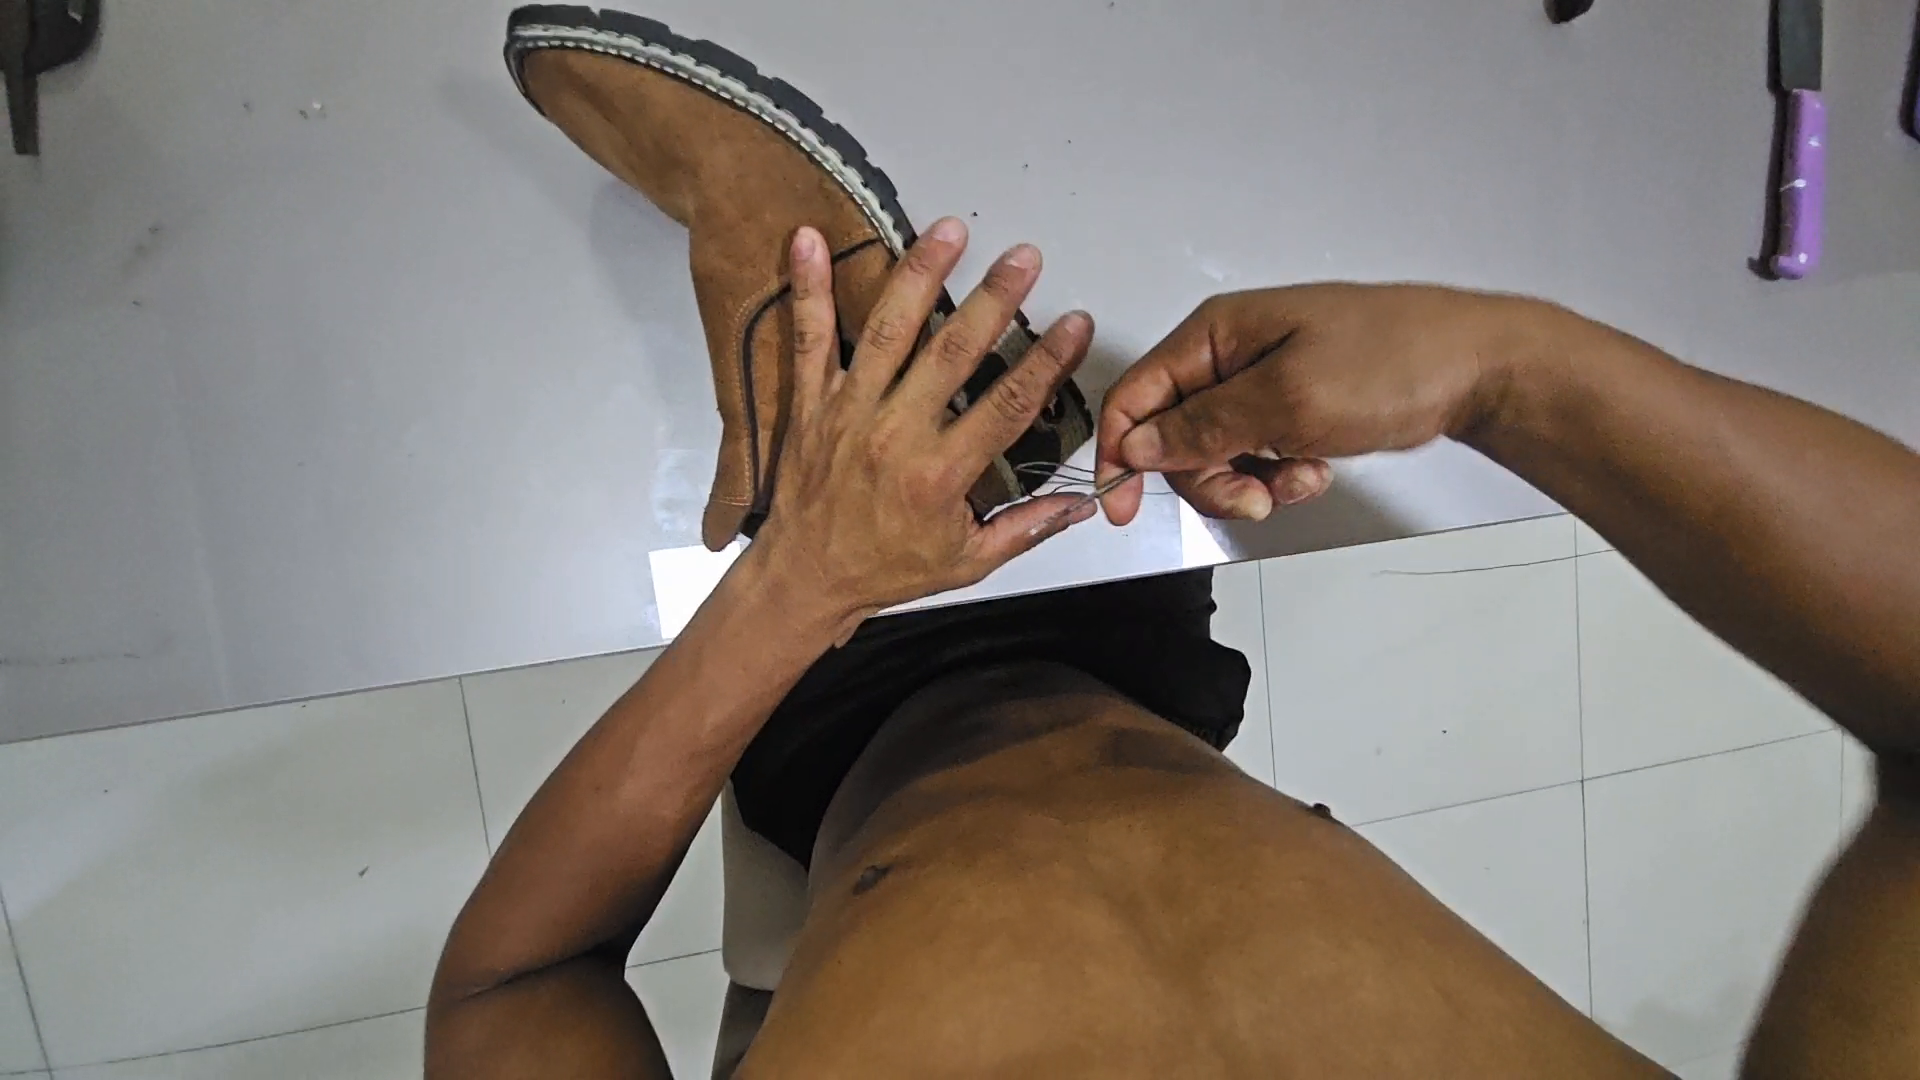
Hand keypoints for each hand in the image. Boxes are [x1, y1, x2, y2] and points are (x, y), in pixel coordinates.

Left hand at [748, 218, 1097, 634]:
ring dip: (920, 274)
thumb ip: (1027, 528)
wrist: (805, 578)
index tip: (1076, 323)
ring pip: (889, 330)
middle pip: (953, 352)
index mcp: (941, 472)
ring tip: (950, 229)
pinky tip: (807, 240)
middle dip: (995, 299)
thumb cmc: (886, 570)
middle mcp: (897, 432)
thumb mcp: (967, 562)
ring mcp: (849, 411)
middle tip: (1024, 257)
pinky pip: (808, 339)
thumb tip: (1083, 504)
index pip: (1009, 404)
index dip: (1048, 360)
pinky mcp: (812, 403)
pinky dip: (808, 289)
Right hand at [1096, 284, 1529, 524]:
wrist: (1481, 370)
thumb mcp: (1285, 398)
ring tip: (1294, 481)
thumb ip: (1200, 426)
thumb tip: (1134, 446)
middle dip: (1204, 478)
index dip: (1119, 452)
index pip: (1134, 396)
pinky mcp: (1279, 409)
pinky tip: (1311, 469)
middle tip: (1251, 498)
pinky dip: (1272, 478)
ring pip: (1207, 455)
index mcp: (1212, 335)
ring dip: (1243, 483)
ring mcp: (1253, 385)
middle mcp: (1224, 358)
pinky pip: (1246, 458)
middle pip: (1169, 437)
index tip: (1120, 504)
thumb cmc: (1394, 361)